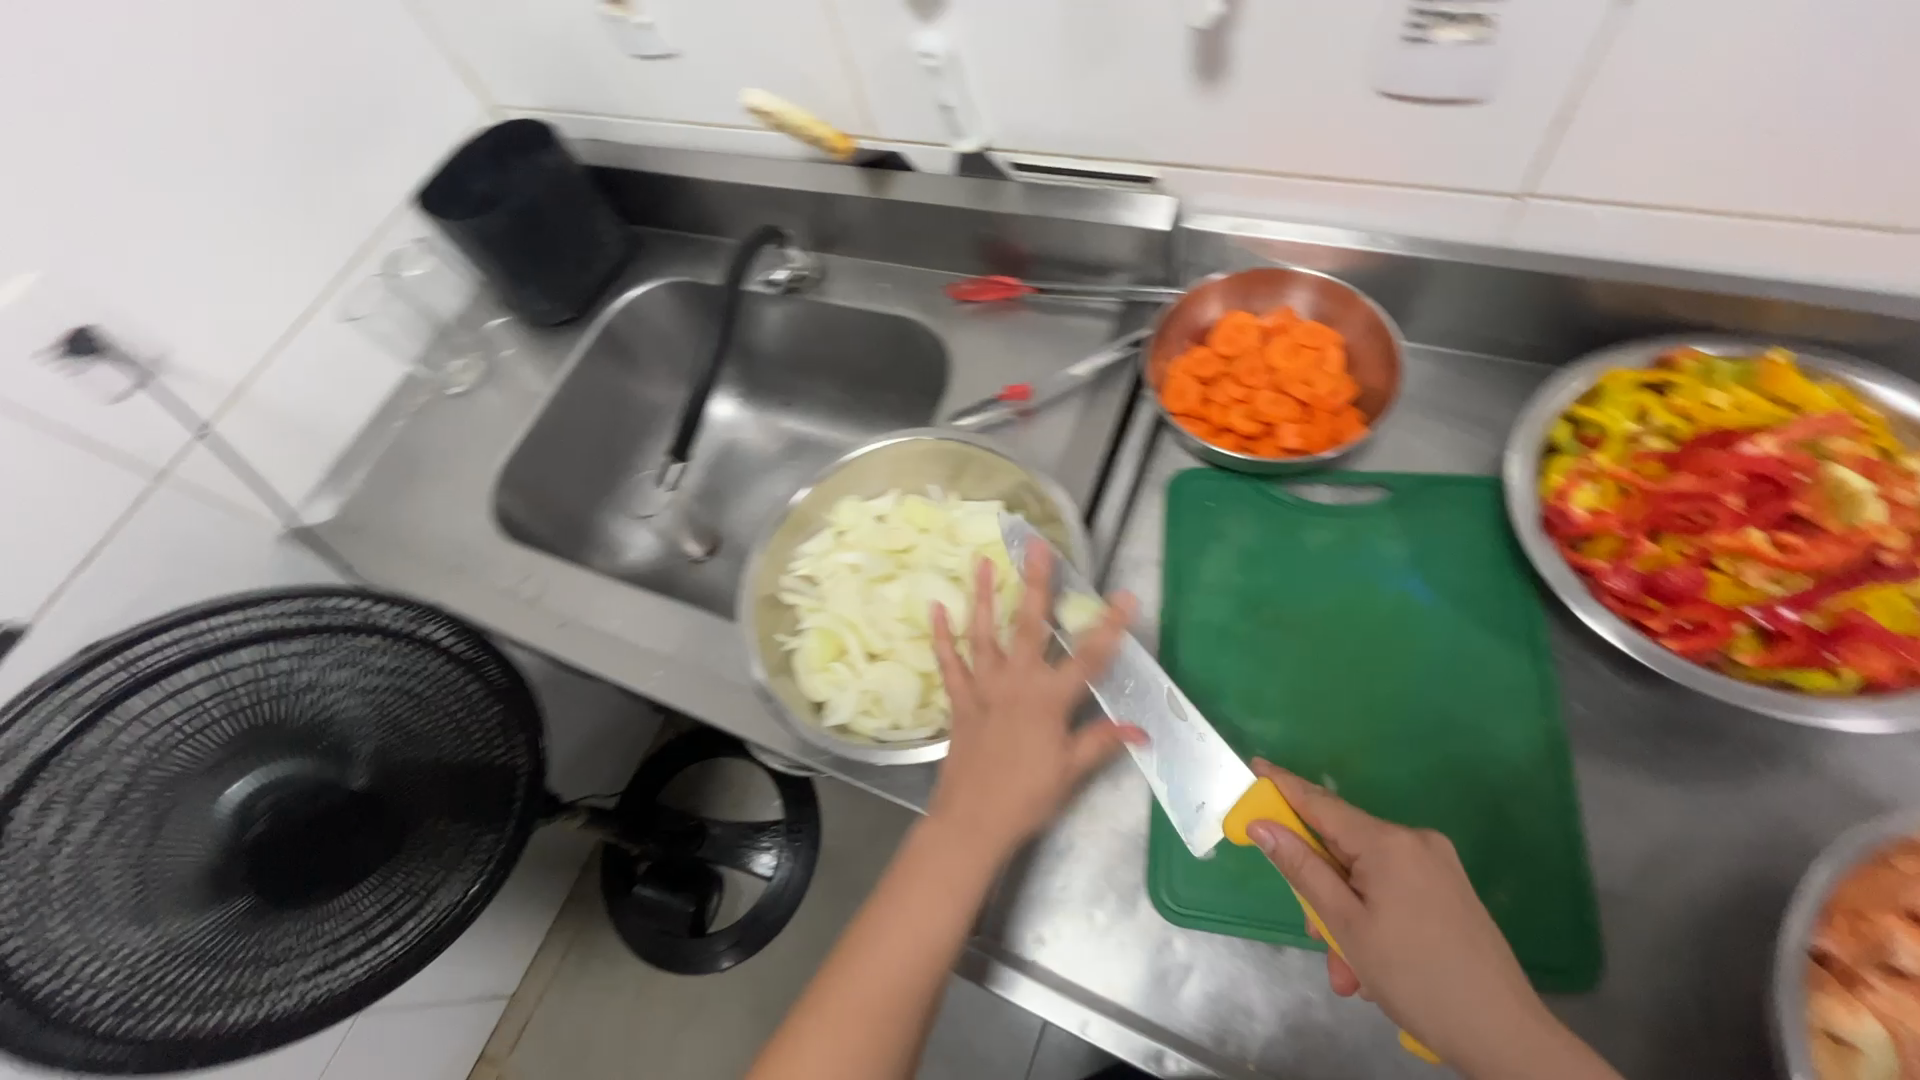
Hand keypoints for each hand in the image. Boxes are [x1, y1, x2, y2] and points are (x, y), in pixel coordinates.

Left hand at [926, 544, 1142, 858]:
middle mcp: (1016, 683)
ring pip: (983, 633)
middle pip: (1029, 625)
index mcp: (1049, 700)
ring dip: (983, 595)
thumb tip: (1142, 729)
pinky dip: (941, 636)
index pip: (1089, 657)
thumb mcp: (1071, 772)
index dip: (1110, 626)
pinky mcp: (960, 700)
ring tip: (982, 560)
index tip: (1124, 595)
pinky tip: (935, 608)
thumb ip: (1102, 742)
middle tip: (1037, 546)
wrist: (972, 821)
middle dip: (1037, 584)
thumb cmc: (1027, 797)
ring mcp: (983, 688)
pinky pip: (949, 663)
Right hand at [1244, 761, 1608, 1078]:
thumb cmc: (1416, 978)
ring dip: (1346, 919)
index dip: (1283, 785)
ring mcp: (1437, 865)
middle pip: (1342, 848)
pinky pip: (1390, 891)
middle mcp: (1415, 841)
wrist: (1507, 1037)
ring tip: (1352, 975)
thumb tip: (1262, 824)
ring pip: (1365, 877)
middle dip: (1320, 891)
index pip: (1320, 802)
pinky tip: (1374, 969)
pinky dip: (1372, 921)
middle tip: (1317, 938)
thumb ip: (1300, 867)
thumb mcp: (1345, 924)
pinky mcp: (1449, 889)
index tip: (1254, 766)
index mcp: (1388, 842)